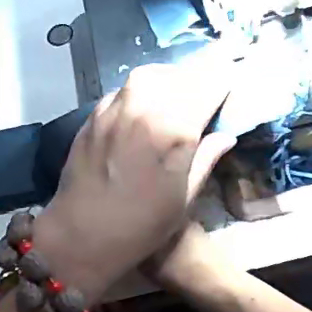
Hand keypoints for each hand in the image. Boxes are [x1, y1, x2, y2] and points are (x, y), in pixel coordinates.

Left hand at [33, 62, 236, 300]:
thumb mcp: (184, 198)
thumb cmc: (140, 226)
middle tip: (210, 90)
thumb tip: (225, 135)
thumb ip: (205, 159)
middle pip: (180, 76)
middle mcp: (143, 108)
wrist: (80, 235)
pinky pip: (125, 88)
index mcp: (173, 130)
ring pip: (150, 75)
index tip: (232, 87)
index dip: (224, 84)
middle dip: (199, 80)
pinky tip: (148, 107)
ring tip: (180, 94)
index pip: (209, 87)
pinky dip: (143, 90)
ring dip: (170, 79)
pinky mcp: (94, 114)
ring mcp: (114, 108)